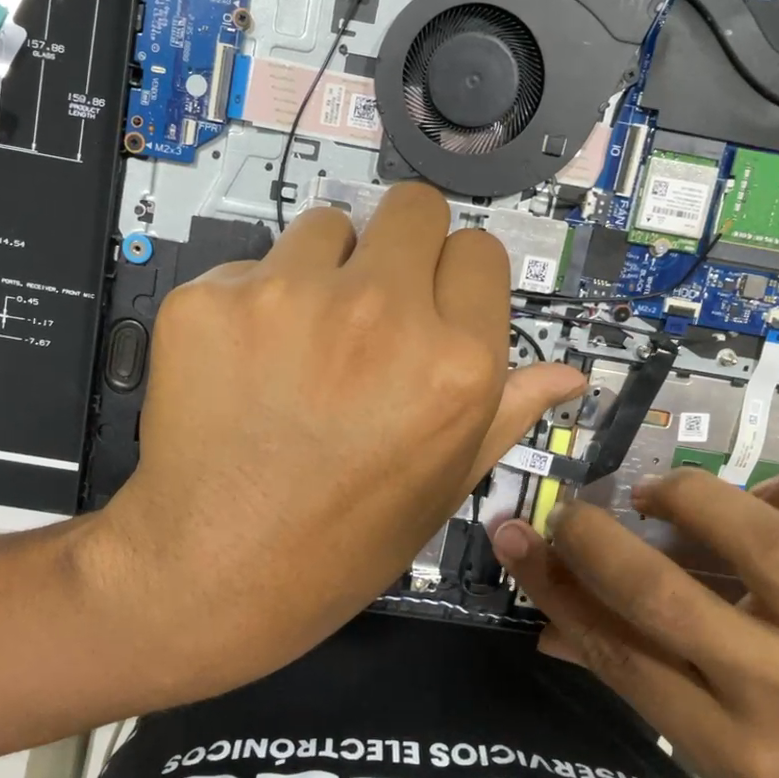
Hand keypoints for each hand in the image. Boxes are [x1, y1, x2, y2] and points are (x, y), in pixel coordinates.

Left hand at [90, 183, 585, 697]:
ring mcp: (288, 298)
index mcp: (456, 364)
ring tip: (298, 341)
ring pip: (326, 226)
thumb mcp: (444, 486)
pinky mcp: (210, 298)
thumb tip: (567, 373)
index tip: (430, 308)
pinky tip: (239, 364)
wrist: (214, 571)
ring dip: (321, 269)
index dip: (455, 280)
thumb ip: (508, 412)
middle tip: (367, 305)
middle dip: (400, 246)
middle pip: (413, 206)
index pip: (480, 251)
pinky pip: (248, 266)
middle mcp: (381, 314)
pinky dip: (250, 303)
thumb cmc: (343, 543)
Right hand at [491, 460, 778, 777]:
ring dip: (691, 502)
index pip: (619, 657)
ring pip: (761, 541)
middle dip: (595, 543)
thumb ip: (641, 687)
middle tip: (567, 512)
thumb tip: (551, 630)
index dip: (554, 590)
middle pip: (667, 600)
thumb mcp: (729, 764)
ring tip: (658, 495)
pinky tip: (777, 493)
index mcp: (735, 745)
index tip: (514, 536)